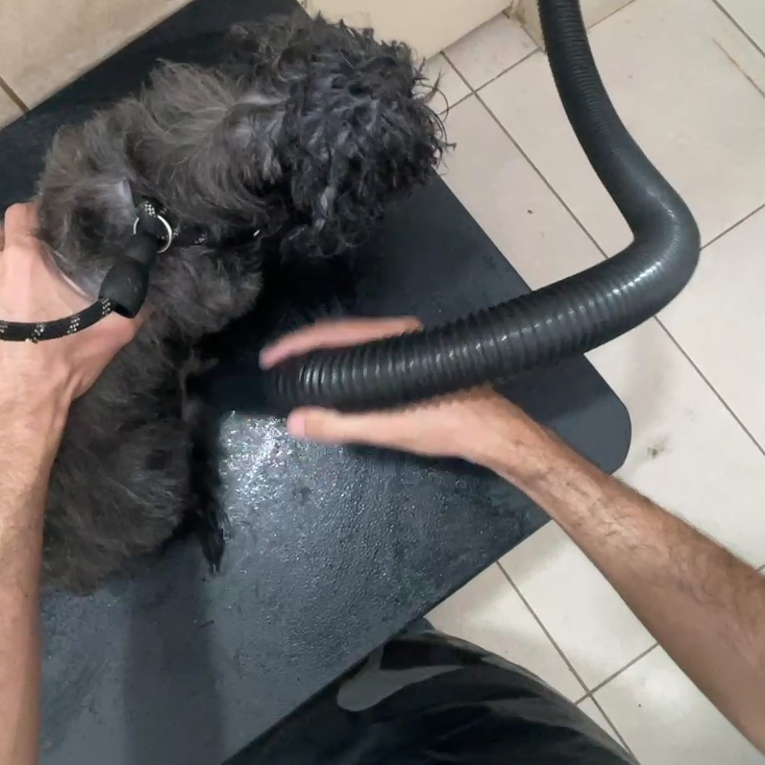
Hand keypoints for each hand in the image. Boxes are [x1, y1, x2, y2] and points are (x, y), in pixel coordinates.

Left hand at [0, 203, 138, 439]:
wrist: (18, 411)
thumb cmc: (63, 364)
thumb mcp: (111, 331)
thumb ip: (133, 302)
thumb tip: (149, 287)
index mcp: (23, 259)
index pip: (20, 213)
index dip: (35, 218)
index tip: (47, 233)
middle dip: (14, 248)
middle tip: (33, 274)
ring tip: (11, 305)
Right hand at [260, 318, 546, 471]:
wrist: (494, 432)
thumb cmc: (446, 425)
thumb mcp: (391, 429)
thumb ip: (342, 424)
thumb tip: (296, 421)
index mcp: (394, 338)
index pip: (334, 332)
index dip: (297, 344)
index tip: (270, 358)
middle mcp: (400, 334)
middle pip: (341, 333)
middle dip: (306, 347)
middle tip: (278, 366)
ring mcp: (408, 345)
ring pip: (354, 343)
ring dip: (324, 355)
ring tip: (298, 372)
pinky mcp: (413, 360)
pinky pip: (367, 355)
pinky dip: (343, 364)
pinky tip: (334, 380)